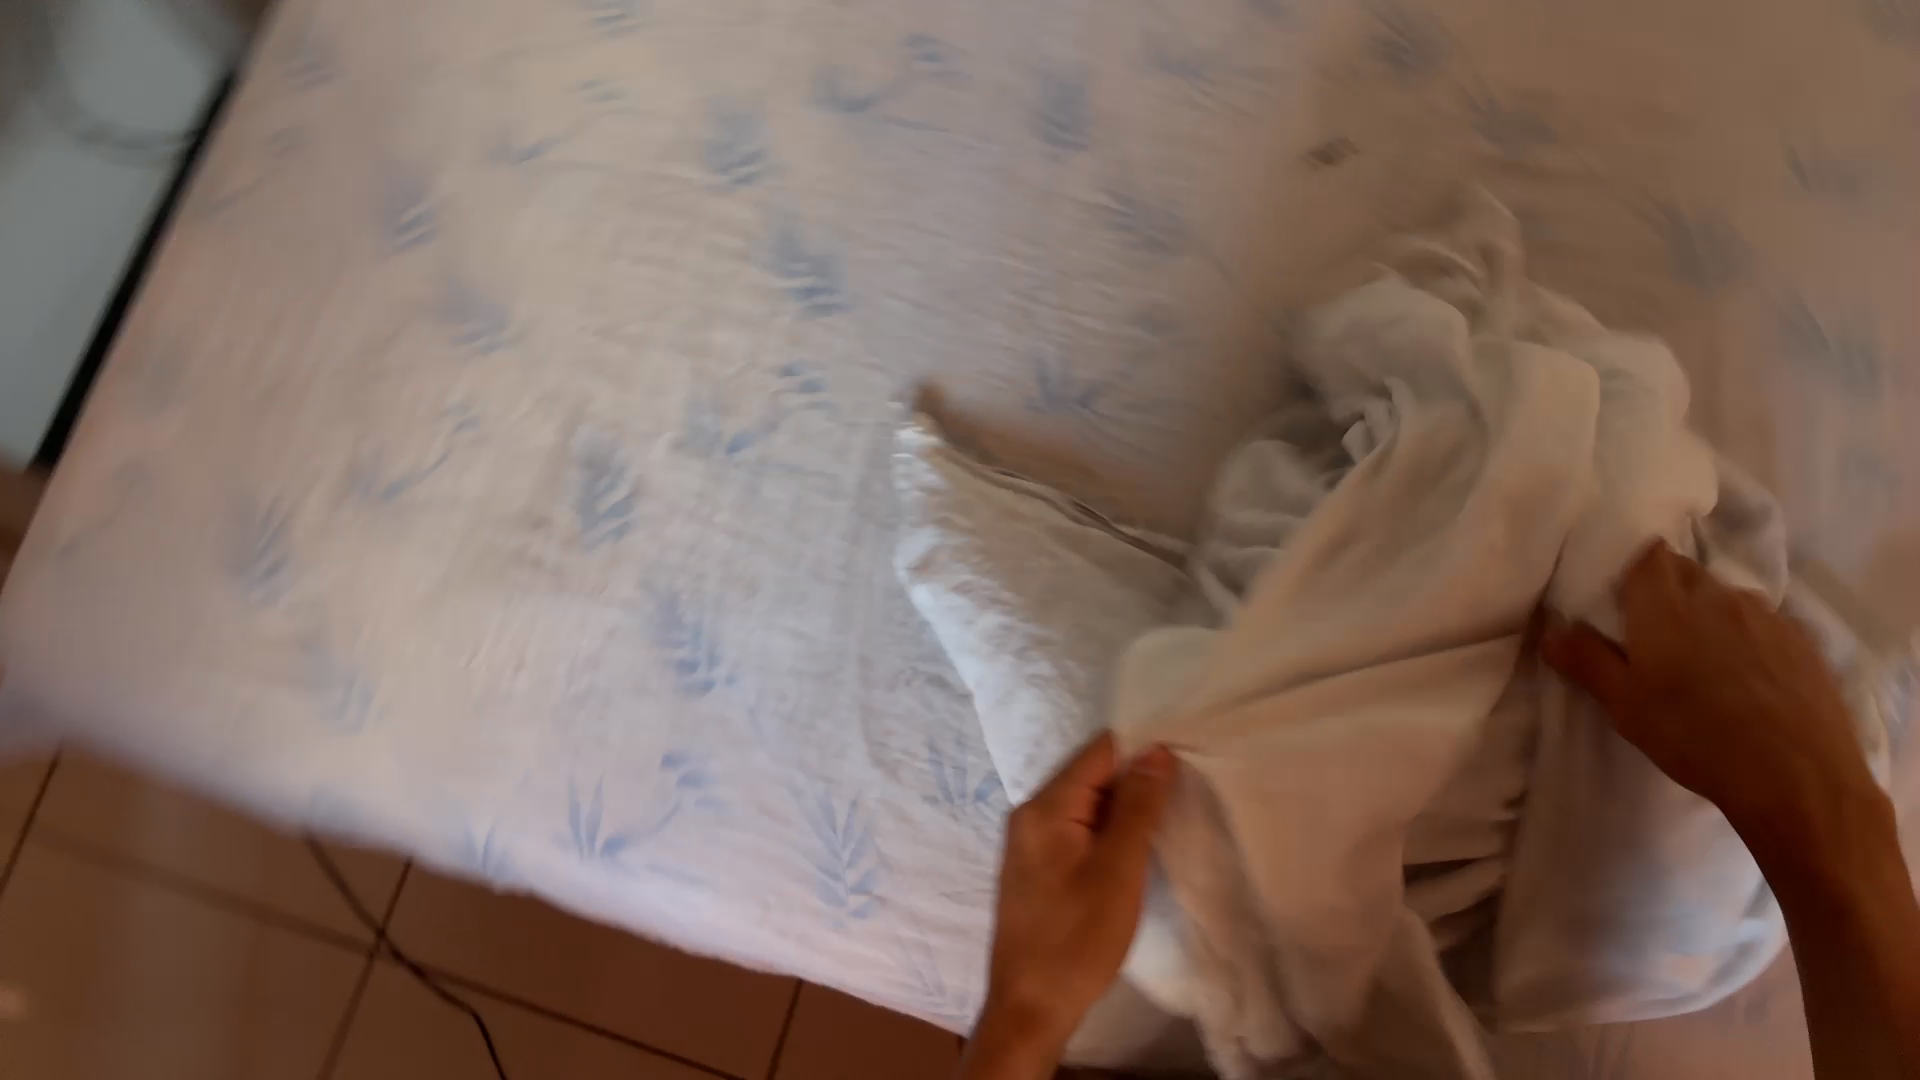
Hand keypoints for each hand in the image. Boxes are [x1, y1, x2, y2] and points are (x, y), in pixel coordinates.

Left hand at [962, 733, 1174, 1078]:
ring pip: (1084, 802)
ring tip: (1167, 806)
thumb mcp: (1117, 869)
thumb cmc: (1076, 938)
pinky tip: (1133, 841)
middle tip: (1183, 780)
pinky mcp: (1036, 865)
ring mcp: (1029, 840)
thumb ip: (1137, 807)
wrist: (1030, 1006)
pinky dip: (1105, 827)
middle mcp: (1030, 812)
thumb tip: (1156, 750)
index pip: (1096, 753)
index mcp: (1045, 806)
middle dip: (1133, 776)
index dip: (1139, 748)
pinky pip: (1076, 826)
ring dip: (1121, 804)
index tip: (1181, 750)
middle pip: (1089, 775)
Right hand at [1541, 541, 1875, 855]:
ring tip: (1688, 649)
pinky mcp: (1804, 646)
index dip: (1626, 560)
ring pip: (1722, 595)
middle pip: (1682, 571)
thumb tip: (1552, 630)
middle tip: (1637, 621)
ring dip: (1700, 609)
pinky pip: (1759, 622)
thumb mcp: (1621, 702)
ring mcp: (1768, 620)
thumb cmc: (1692, 735)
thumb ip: (1584, 659)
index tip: (1608, 583)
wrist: (1800, 781)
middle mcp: (1720, 599)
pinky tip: (1735, 670)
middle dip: (1658, 585)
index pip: (1646, 554)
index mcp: (1666, 606)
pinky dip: (1739, 632)